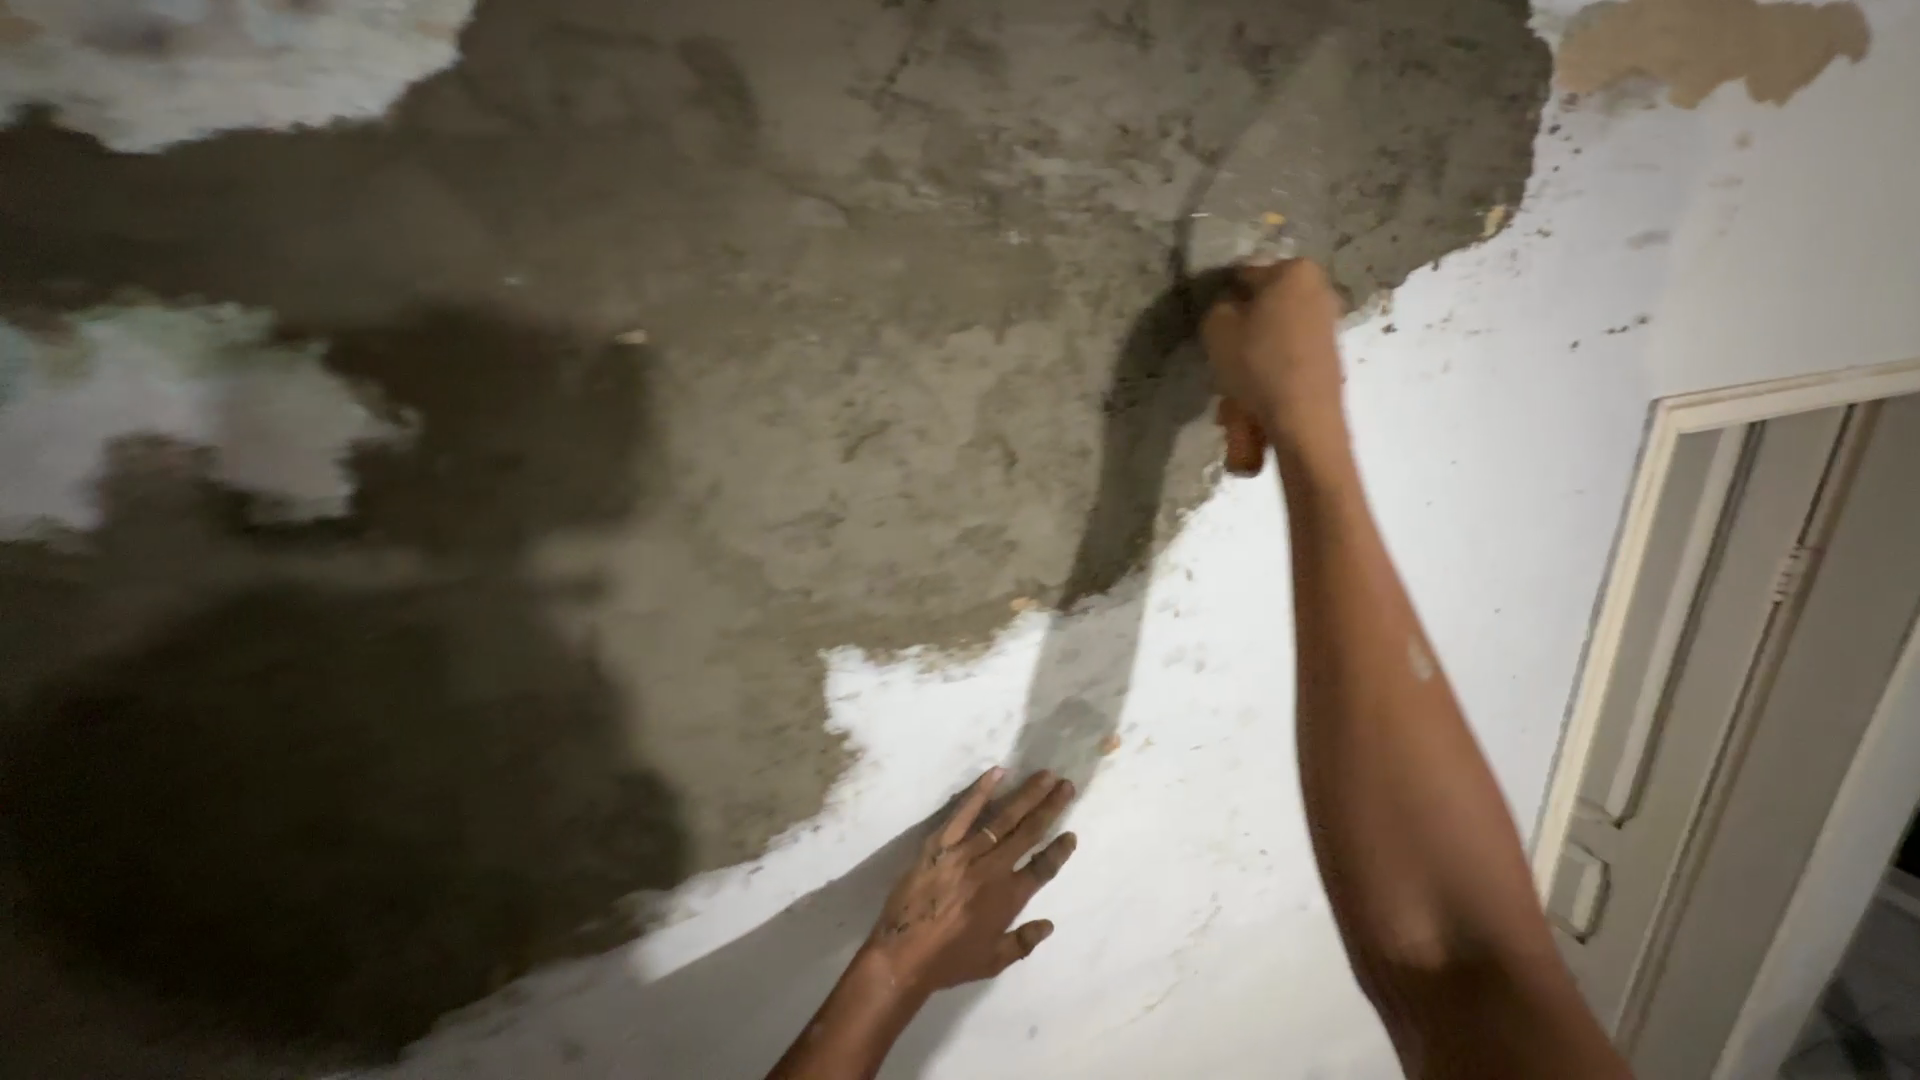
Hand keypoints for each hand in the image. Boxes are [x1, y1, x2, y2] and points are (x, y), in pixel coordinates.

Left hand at [859, 768, 1077, 996]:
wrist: (903, 955)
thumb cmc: (949, 961)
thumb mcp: (993, 961)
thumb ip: (1024, 942)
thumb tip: (1049, 924)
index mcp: (1008, 898)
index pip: (1042, 868)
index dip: (1059, 851)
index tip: (1071, 833)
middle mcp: (992, 871)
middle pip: (1028, 833)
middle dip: (1050, 808)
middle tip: (1067, 786)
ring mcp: (965, 854)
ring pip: (1003, 818)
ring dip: (1026, 795)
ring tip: (1044, 776)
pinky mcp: (939, 844)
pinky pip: (962, 813)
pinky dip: (980, 792)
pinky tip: (996, 772)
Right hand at [1202, 260, 1347, 473]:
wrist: (1302, 415)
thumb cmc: (1257, 363)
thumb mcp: (1216, 329)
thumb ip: (1217, 307)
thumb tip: (1228, 306)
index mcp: (1293, 270)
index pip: (1244, 274)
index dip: (1223, 296)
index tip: (1212, 320)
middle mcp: (1319, 286)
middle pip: (1266, 300)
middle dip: (1246, 319)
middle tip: (1225, 346)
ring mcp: (1330, 319)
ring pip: (1278, 325)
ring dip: (1258, 343)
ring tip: (1240, 372)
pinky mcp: (1331, 349)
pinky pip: (1291, 347)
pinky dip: (1274, 360)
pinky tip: (1260, 384)